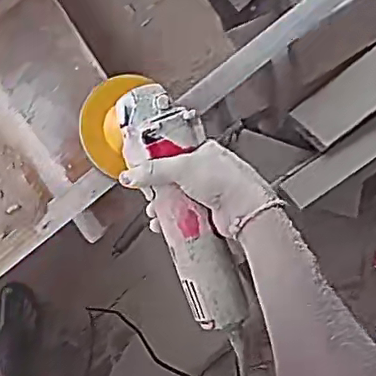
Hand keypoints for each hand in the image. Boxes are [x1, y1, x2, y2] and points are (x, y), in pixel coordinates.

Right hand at [119, 140, 278, 237]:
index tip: (141, 169)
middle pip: (173, 179)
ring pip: (177, 200)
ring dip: (163, 208)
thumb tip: (130, 175)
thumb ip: (152, 170)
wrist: (245, 211)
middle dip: (157, 189)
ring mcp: (208, 194)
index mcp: (204, 151)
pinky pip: (184, 217)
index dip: (156, 161)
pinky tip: (164, 224)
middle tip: (148, 193)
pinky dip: (172, 222)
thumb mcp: (182, 167)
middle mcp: (207, 172)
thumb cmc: (227, 181)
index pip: (173, 152)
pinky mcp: (208, 215)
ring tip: (154, 212)